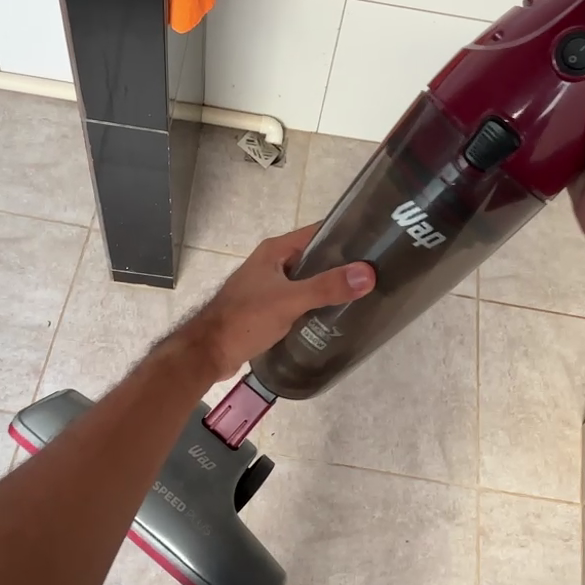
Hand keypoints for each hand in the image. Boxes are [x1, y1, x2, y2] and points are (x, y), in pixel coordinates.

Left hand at [167, 224, 375, 381]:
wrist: (209, 352)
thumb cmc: (245, 319)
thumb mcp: (290, 300)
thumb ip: (327, 287)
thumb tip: (368, 274)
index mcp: (275, 251)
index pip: (317, 232)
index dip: (345, 233)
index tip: (375, 242)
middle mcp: (272, 263)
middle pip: (315, 257)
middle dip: (342, 264)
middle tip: (375, 273)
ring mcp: (269, 286)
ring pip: (307, 281)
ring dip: (329, 287)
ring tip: (362, 295)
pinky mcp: (268, 308)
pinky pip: (299, 300)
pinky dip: (315, 305)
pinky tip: (334, 316)